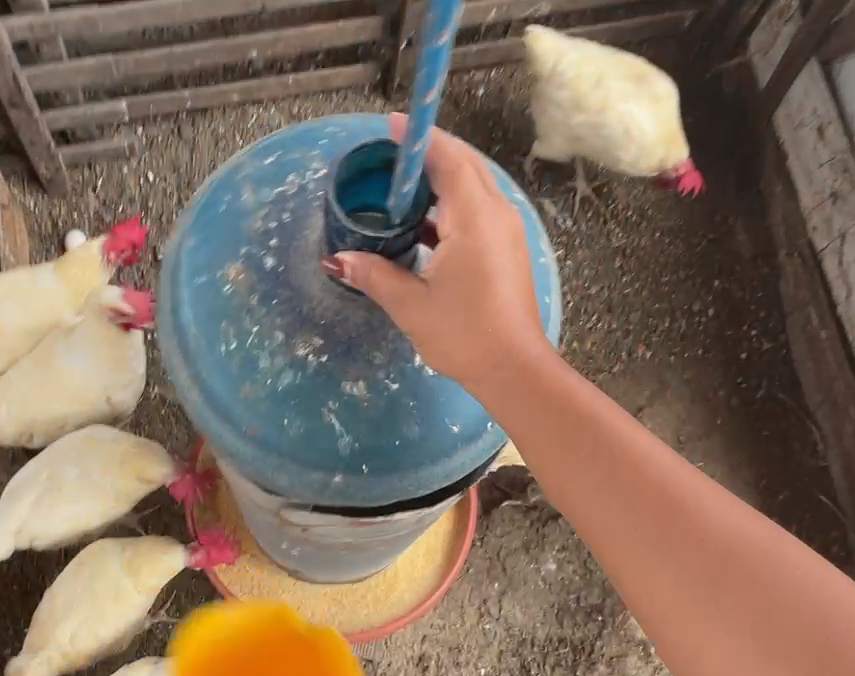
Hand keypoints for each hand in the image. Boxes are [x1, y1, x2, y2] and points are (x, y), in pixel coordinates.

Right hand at [325, 114, 553, 391]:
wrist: (513, 369)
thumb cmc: (463, 335)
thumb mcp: (411, 305)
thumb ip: (375, 275)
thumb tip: (340, 261)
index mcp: (473, 217)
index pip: (446, 158)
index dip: (417, 139)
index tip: (390, 126)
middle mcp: (496, 214)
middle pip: (464, 164)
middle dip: (428, 154)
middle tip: (389, 158)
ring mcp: (506, 232)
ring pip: (472, 187)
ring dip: (440, 181)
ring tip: (400, 190)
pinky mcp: (506, 251)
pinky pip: (477, 211)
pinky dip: (450, 207)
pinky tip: (422, 225)